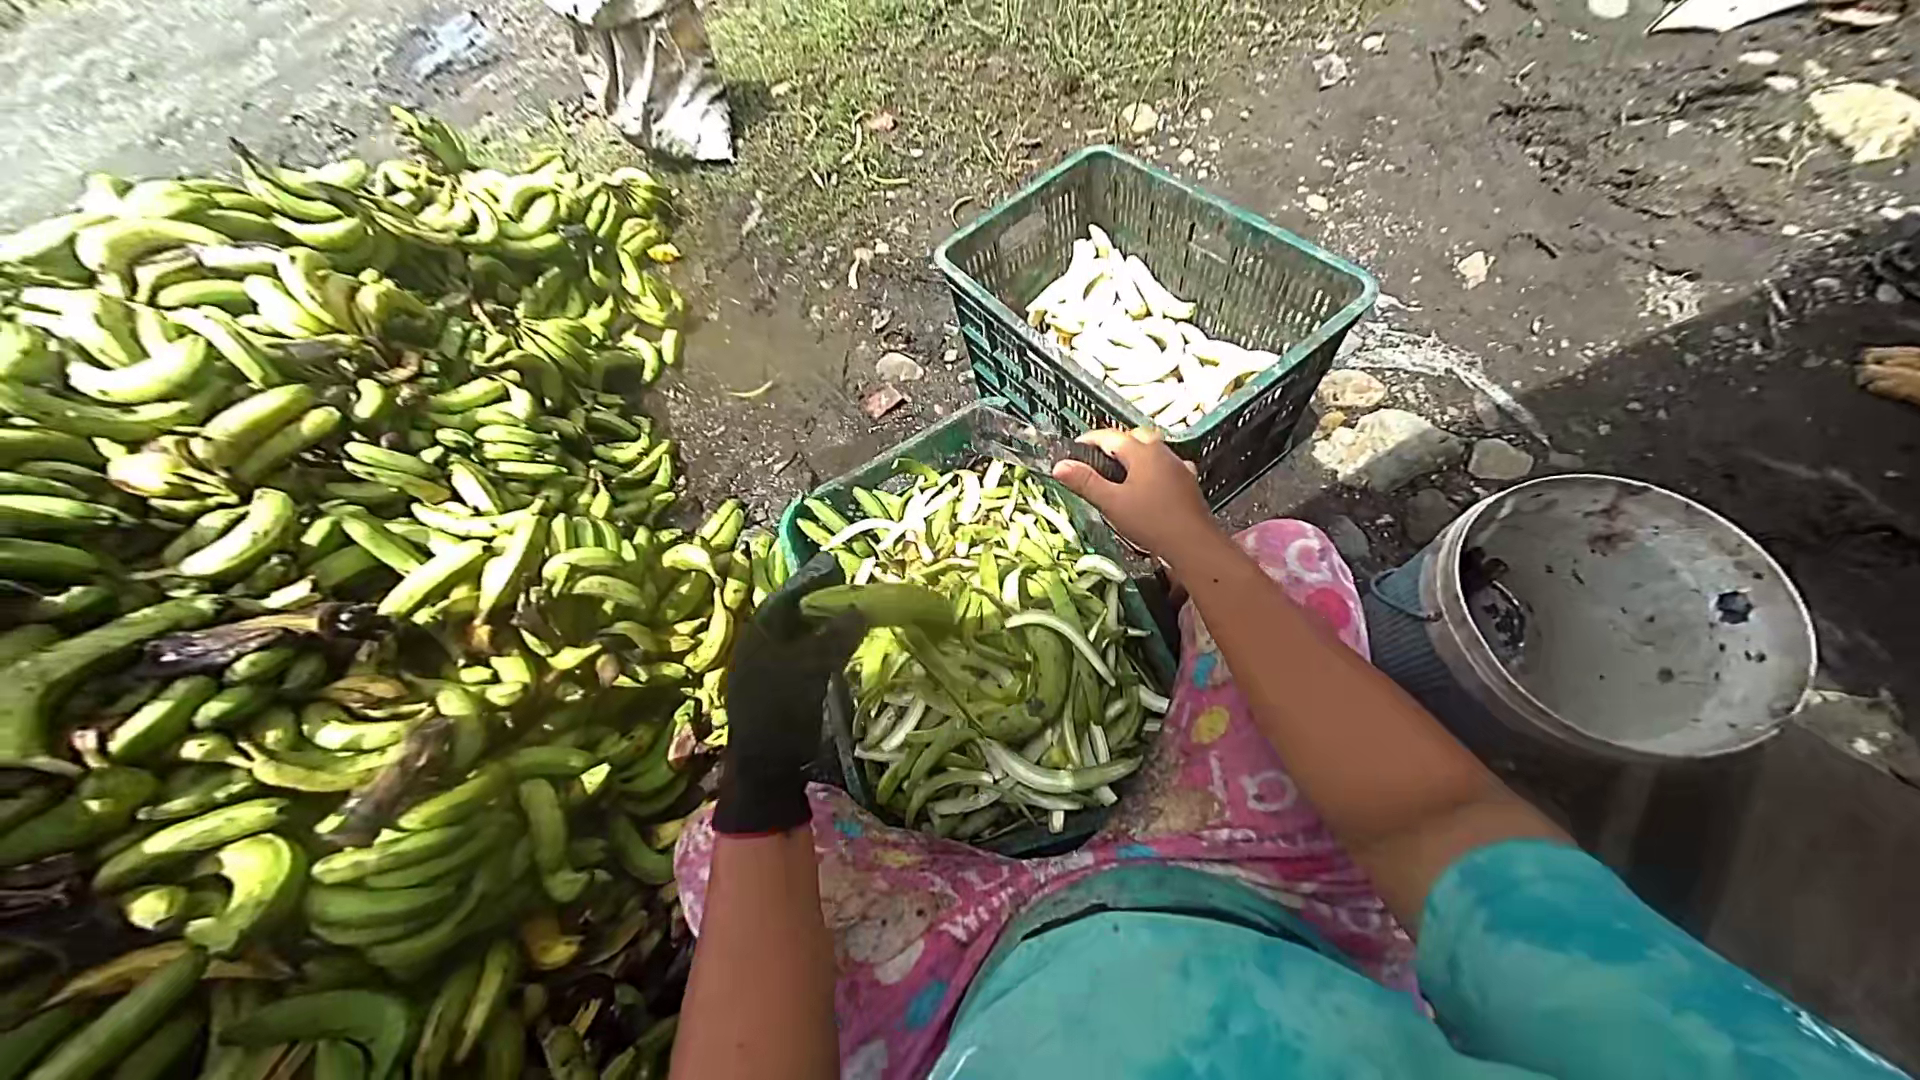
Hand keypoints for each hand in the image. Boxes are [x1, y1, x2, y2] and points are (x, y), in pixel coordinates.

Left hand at [714, 553, 867, 835]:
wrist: (767, 766)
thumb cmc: (781, 709)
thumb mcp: (811, 668)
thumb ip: (836, 636)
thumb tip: (861, 609)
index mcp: (758, 635)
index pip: (786, 597)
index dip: (812, 583)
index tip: (839, 572)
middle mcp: (760, 647)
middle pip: (794, 617)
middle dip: (822, 605)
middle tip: (852, 596)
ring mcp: (769, 670)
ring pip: (801, 638)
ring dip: (825, 628)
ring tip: (853, 620)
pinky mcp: (781, 690)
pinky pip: (804, 659)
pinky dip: (824, 650)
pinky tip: (842, 652)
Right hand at [1052, 428, 1216, 562]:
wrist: (1194, 544)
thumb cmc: (1150, 521)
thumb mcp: (1111, 503)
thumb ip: (1085, 482)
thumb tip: (1059, 465)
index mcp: (1142, 453)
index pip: (1110, 436)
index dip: (1089, 440)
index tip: (1074, 448)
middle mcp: (1162, 453)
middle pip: (1135, 436)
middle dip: (1114, 443)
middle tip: (1097, 459)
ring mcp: (1178, 467)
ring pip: (1153, 450)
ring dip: (1135, 454)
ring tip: (1119, 472)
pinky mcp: (1188, 483)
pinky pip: (1166, 467)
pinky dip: (1152, 470)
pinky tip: (1149, 485)